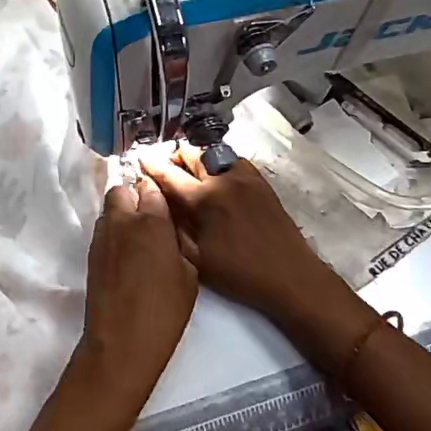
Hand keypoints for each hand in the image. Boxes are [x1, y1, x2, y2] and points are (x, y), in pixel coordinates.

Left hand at [82, 175, 198, 390]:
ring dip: (121, 215)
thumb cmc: (164, 311)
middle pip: (121, 190)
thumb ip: (179, 244)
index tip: (165, 202)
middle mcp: (123, 222)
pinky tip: (126, 256)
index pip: (151, 188)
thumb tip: (170, 233)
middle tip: (149, 217)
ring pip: (109, 210)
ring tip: (137, 238)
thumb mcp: (189, 275)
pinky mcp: (91, 254)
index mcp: (152, 222)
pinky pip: (103, 231)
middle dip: (133, 197)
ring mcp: (102, 237)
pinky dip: (113, 234)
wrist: (122, 341)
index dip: (158, 192)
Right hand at [142, 147, 359, 335]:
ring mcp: (245, 178)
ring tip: (188, 171)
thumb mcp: (196, 259)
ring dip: (197, 158)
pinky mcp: (261, 183)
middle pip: (191, 155)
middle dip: (174, 157)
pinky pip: (234, 162)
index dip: (151, 166)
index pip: (169, 174)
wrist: (290, 276)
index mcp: (203, 199)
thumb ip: (174, 228)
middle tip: (163, 166)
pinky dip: (219, 164)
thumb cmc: (239, 274)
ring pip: (213, 155)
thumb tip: (156, 206)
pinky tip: (217, 179)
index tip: (140, 160)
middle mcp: (223, 180)